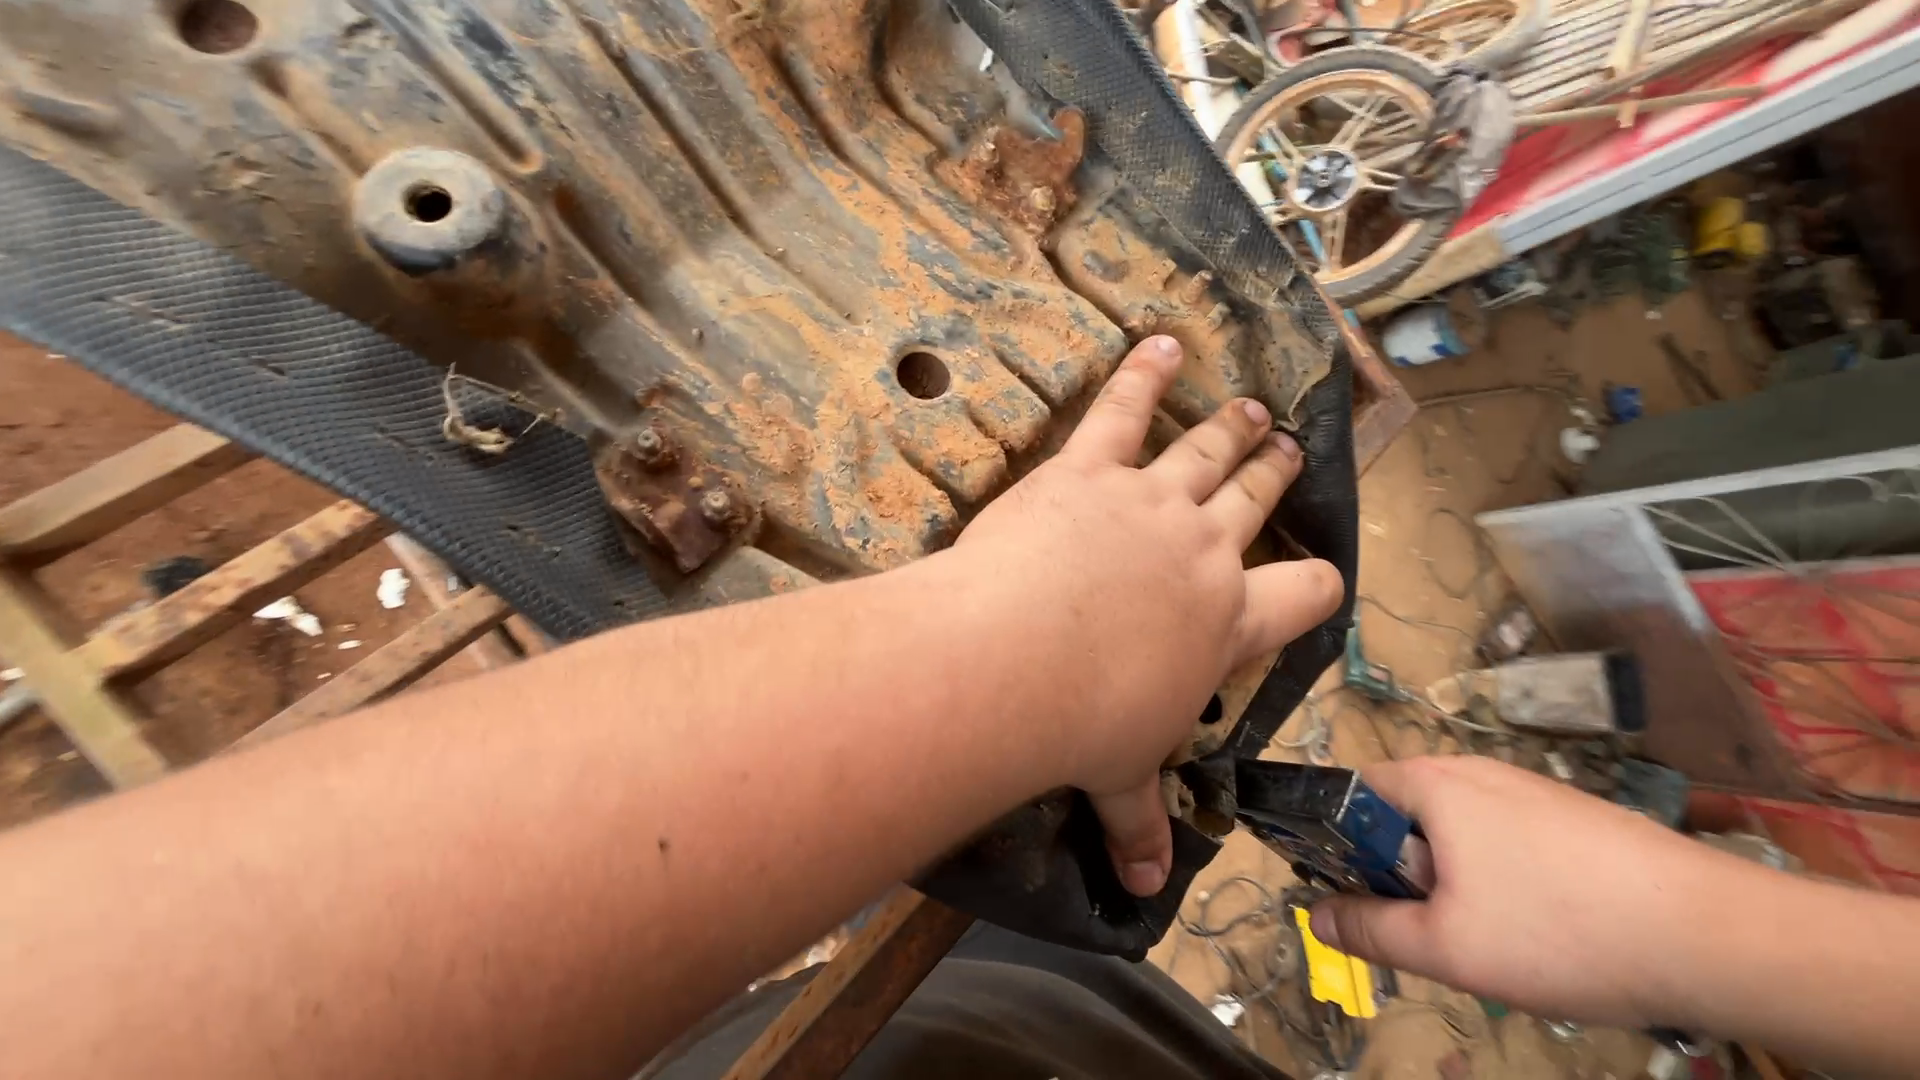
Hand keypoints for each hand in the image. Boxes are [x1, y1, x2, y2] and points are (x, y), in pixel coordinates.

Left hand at [955, 335, 1342, 896]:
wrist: (1018, 660)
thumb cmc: (1079, 722)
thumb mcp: (1118, 775)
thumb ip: (1137, 826)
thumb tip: (1142, 893)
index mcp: (1226, 622)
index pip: (1305, 595)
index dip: (1318, 584)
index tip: (1322, 571)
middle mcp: (1202, 551)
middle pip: (1255, 501)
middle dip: (1274, 475)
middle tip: (1287, 448)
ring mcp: (1149, 501)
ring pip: (1205, 451)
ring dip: (1232, 427)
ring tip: (1253, 407)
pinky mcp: (1087, 469)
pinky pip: (1122, 409)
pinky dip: (1143, 373)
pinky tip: (1157, 342)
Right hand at [1310, 755, 1756, 1027]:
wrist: (1721, 937)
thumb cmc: (1559, 930)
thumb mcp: (1446, 946)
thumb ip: (1369, 930)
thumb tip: (1314, 916)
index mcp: (1430, 783)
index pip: (1350, 793)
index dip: (1339, 843)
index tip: (1360, 896)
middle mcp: (1472, 769)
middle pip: (1403, 813)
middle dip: (1401, 868)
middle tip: (1431, 927)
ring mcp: (1528, 788)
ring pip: (1457, 830)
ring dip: (1452, 876)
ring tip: (1493, 933)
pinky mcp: (1572, 814)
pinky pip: (1507, 838)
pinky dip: (1503, 876)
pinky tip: (1546, 924)